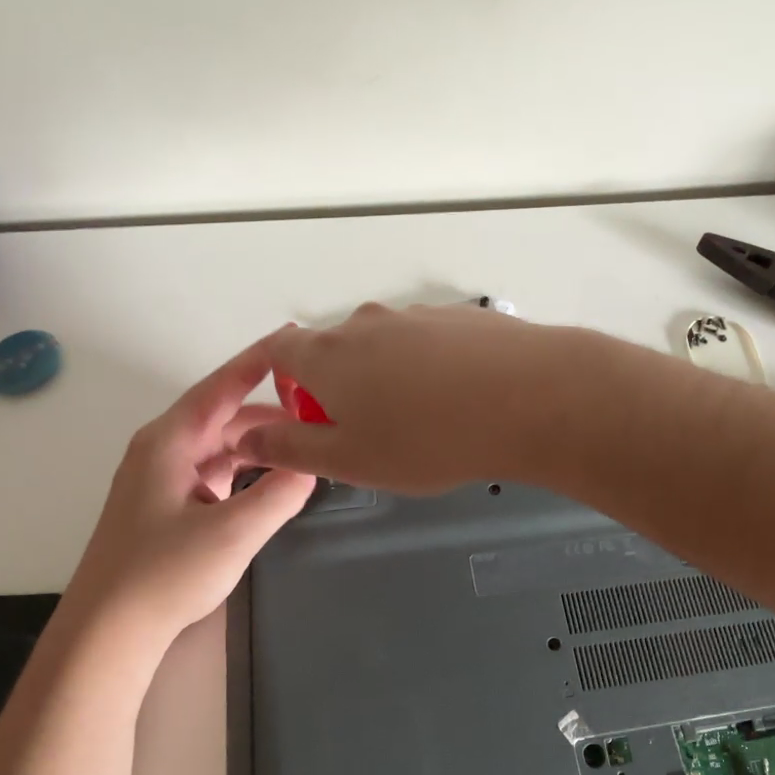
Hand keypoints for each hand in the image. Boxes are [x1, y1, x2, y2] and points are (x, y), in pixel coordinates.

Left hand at [70, 335, 316, 633]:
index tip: (293, 335)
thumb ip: (280, 494)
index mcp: (169, 442)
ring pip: (219, 445)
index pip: (221, 387)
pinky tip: (273, 479)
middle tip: (320, 409)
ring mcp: (161, 478)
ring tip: (306, 444)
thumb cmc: (164, 574)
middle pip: (223, 416)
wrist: (107, 632)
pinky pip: (213, 470)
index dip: (258, 360)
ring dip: (260, 444)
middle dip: (271, 411)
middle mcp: (162, 450)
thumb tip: (312, 466)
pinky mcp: (166, 505)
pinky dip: (245, 468)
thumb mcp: (234, 532)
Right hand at [238, 303, 589, 493]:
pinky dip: (430, 370)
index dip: (280, 384)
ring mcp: (418, 315)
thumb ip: (289, 448)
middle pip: (334, 350)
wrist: (529, 397)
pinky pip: (428, 345)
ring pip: (384, 348)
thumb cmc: (426, 439)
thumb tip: (245, 440)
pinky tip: (462, 402)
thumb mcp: (348, 460)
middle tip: (370, 433)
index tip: (303, 416)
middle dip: (338, 389)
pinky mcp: (461, 317)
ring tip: (425, 423)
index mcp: (328, 353)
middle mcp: (367, 322)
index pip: (278, 351)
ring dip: (387, 380)